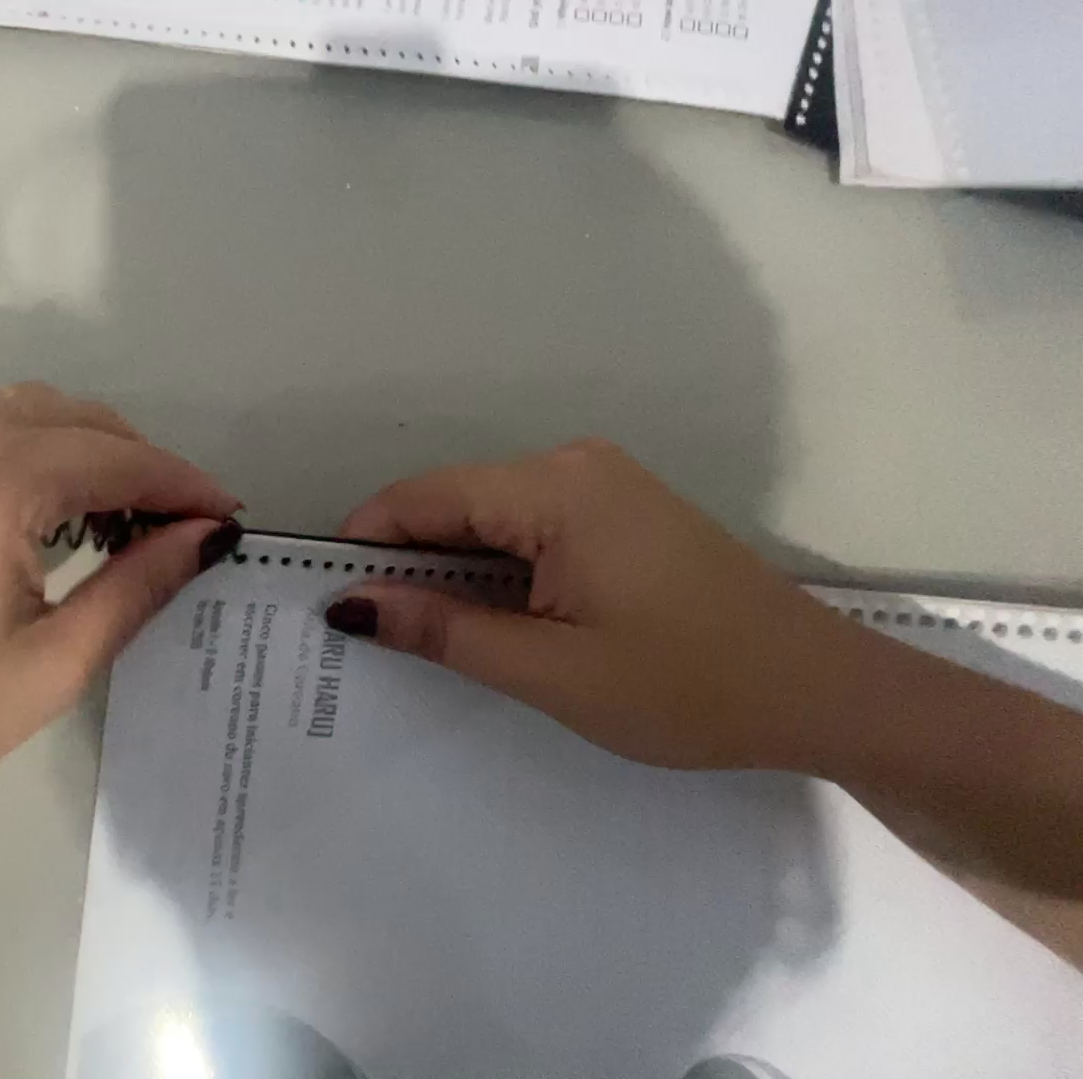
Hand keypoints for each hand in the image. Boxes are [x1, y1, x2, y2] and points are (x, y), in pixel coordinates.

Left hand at [0, 384, 240, 875]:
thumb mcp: (52, 664)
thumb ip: (137, 585)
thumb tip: (204, 537)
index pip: (120, 458)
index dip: (184, 485)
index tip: (228, 516)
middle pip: (78, 421)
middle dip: (140, 466)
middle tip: (178, 528)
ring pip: (27, 413)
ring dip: (85, 452)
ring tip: (118, 520)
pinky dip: (28, 450)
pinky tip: (41, 506)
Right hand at [326, 439, 856, 771]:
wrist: (831, 699)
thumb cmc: (689, 688)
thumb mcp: (549, 670)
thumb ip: (441, 630)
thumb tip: (349, 606)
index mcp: (555, 490)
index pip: (420, 498)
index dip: (365, 544)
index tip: (333, 601)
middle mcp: (570, 465)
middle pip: (447, 502)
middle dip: (402, 561)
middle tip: (374, 629)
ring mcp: (596, 482)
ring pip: (479, 515)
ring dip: (443, 567)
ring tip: (426, 629)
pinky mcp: (611, 509)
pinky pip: (518, 525)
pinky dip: (485, 567)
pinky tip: (485, 613)